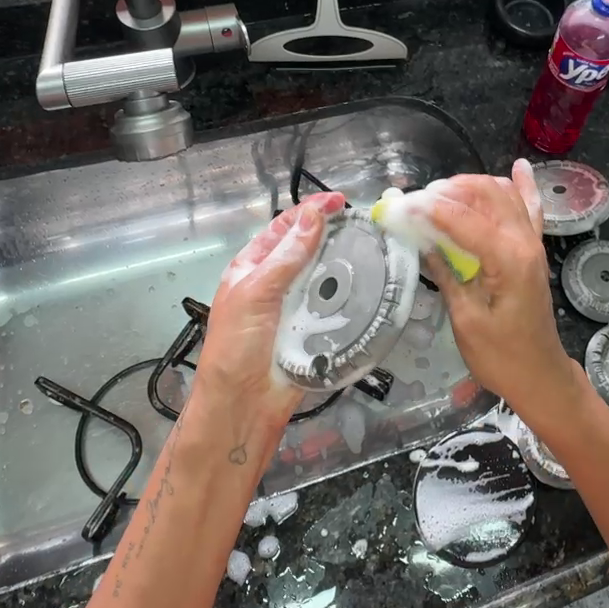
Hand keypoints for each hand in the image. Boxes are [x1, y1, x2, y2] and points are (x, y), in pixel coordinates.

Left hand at [191, 191, 346, 435]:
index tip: (340, 201)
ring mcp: (296, 305)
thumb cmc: (236, 347)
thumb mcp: (255, 293)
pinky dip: (349, 294)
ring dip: (344, 263)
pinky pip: (335, 304)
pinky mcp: (315, 328)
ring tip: (372, 249)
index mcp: (253, 267)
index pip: (284, 227)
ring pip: (325, 274)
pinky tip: (368, 285)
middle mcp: (276, 281)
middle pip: (308, 247)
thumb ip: (287, 256)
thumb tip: (313, 215)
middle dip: (332, 233)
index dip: (310, 210)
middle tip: (363, 224)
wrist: (243, 406)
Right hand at [418, 159, 587, 417]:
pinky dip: (523, 187)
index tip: (399, 205)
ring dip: (472, 186)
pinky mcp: (534, 249)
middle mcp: (525, 241)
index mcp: (509, 259)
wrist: (540, 375)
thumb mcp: (465, 320)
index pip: (464, 219)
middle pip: (486, 195)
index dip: (429, 209)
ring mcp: (533, 242)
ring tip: (440, 192)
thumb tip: (422, 240)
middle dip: (449, 190)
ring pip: (504, 194)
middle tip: (415, 201)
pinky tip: (519, 168)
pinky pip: (530, 208)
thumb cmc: (501, 356)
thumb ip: (447, 274)